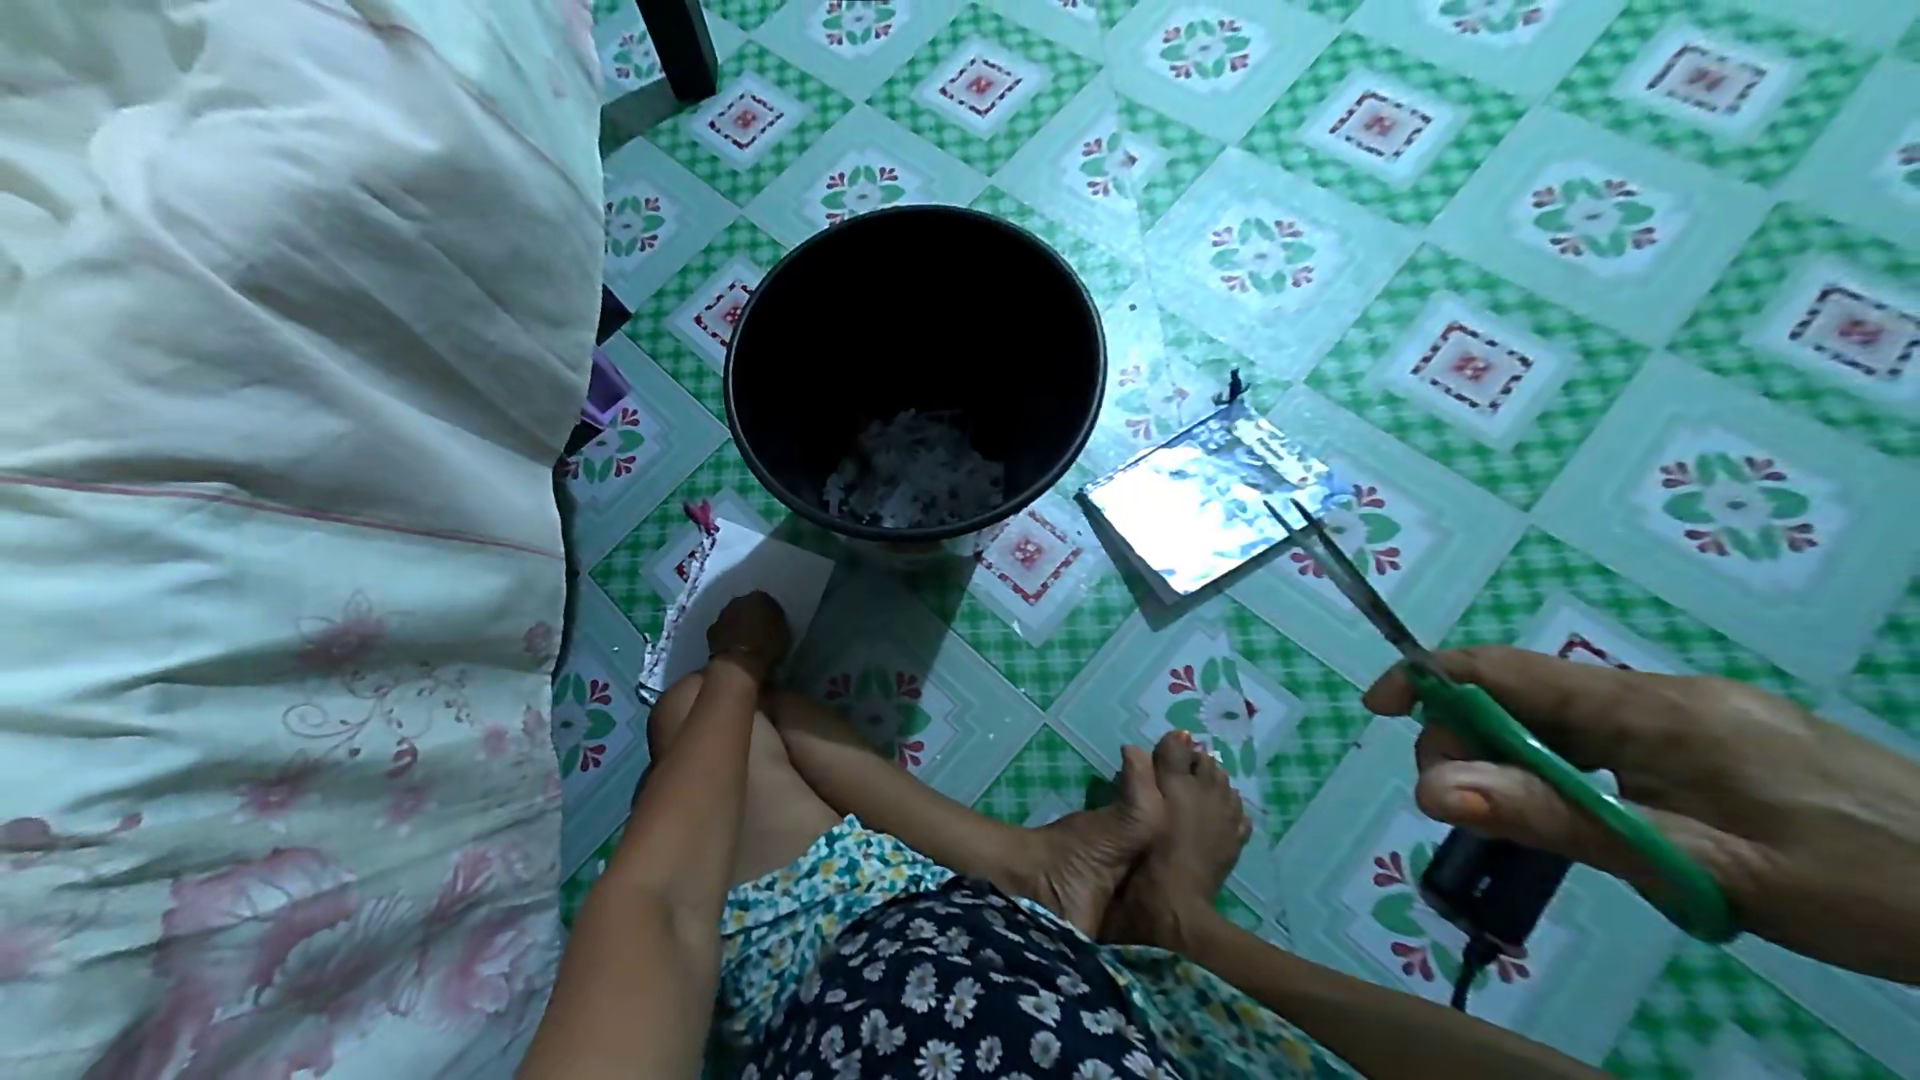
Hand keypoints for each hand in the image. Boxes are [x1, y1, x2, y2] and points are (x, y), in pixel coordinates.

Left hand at [705, 591, 789, 682]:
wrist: (739, 663)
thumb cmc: (767, 646)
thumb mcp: (783, 632)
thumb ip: (776, 621)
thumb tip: (773, 620)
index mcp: (759, 598)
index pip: (766, 601)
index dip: (769, 612)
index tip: (772, 623)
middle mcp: (737, 602)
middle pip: (746, 607)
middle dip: (750, 616)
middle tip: (758, 630)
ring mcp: (722, 617)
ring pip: (732, 618)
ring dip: (737, 626)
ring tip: (745, 641)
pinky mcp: (711, 633)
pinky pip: (723, 632)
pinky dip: (727, 637)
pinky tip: (734, 648)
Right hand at [1364, 646, 1919, 983]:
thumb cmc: (1871, 885)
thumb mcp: (1700, 865)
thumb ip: (1559, 823)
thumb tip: (1432, 792)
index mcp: (1649, 707)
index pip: (1504, 668)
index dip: (1427, 678)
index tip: (1376, 709)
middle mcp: (1659, 693)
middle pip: (1523, 695)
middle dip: (1468, 738)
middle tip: (1459, 807)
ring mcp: (1690, 712)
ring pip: (1561, 718)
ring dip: (1515, 756)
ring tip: (1522, 819)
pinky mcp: (1714, 737)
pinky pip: (1605, 737)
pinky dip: (1562, 764)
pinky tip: (1585, 811)